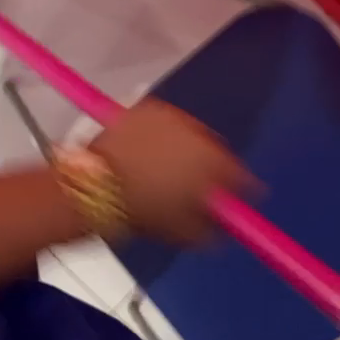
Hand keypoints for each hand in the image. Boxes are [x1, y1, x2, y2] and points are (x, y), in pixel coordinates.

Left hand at [93, 99, 255, 243]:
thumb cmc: (143, 209)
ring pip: (192, 134)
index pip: (243, 176)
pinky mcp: (149, 106)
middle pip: (218, 150)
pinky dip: (164, 134)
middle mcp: (199, 133)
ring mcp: (173, 116)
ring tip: (169, 166)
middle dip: (212, 166)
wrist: (97, 180)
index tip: (234, 200)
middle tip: (197, 184)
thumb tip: (225, 224)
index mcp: (213, 164)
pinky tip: (151, 149)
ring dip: (188, 147)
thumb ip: (215, 229)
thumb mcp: (185, 233)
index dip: (241, 190)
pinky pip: (167, 122)